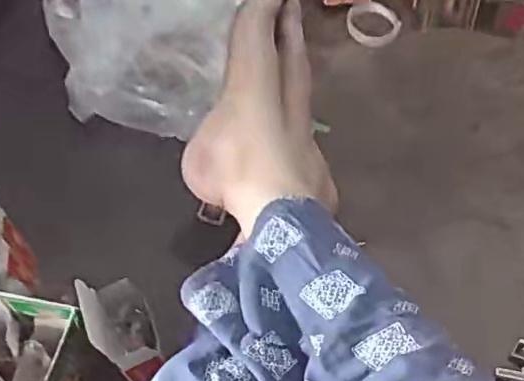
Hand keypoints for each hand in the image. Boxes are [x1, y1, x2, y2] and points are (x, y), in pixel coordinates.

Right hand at [180, 0, 338, 236]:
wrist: (279, 217)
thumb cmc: (234, 175)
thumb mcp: (202, 160)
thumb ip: (214, 151)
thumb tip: (223, 172)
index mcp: (253, 85)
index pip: (258, 34)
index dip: (263, 12)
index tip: (272, 0)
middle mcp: (288, 108)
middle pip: (293, 63)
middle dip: (291, 33)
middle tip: (293, 12)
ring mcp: (309, 146)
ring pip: (304, 112)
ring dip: (296, 100)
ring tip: (288, 94)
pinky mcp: (321, 180)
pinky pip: (308, 162)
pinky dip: (299, 162)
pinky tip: (291, 174)